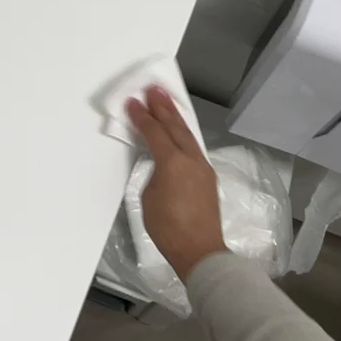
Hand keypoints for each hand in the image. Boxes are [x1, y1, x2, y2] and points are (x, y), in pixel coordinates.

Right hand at [124, 84, 225, 279]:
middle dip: (163, 107)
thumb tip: (162, 167)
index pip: (155, 133)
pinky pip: (194, 146)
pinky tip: (179, 130)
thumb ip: (155, 174)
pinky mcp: (207, 177)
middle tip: (154, 89)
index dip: (142, 117)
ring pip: (188, 135)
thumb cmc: (168, 227)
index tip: (133, 102)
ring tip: (166, 101)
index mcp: (173, 162)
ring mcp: (202, 167)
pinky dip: (184, 133)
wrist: (199, 250)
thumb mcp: (149, 197)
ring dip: (176, 117)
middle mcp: (191, 159)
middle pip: (175, 126)